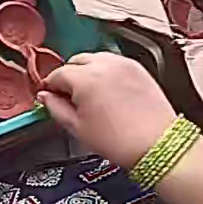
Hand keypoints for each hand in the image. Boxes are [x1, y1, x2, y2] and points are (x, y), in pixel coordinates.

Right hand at [37, 52, 178, 168]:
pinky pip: (113, 63)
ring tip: (88, 94)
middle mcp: (104, 65)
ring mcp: (123, 64)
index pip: (57, 74)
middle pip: (75, 61)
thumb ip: (56, 108)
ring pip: (95, 59)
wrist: (156, 144)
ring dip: (86, 71)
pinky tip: (106, 91)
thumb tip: (46, 97)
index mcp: (85, 78)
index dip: (49, 86)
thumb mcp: (77, 128)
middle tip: (67, 96)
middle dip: (68, 76)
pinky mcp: (138, 68)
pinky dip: (105, 72)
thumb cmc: (120, 140)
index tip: (49, 95)